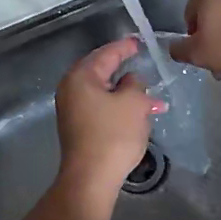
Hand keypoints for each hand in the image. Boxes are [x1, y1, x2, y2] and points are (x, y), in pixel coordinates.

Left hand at [55, 37, 165, 194]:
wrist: (91, 177)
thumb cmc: (113, 135)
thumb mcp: (133, 104)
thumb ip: (135, 84)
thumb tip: (131, 81)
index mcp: (81, 76)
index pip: (106, 53)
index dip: (125, 47)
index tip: (140, 41)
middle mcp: (71, 89)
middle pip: (101, 72)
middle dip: (125, 71)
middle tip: (142, 63)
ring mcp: (72, 110)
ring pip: (103, 92)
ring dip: (125, 93)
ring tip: (149, 96)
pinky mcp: (78, 128)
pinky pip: (101, 108)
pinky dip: (118, 107)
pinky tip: (136, 113)